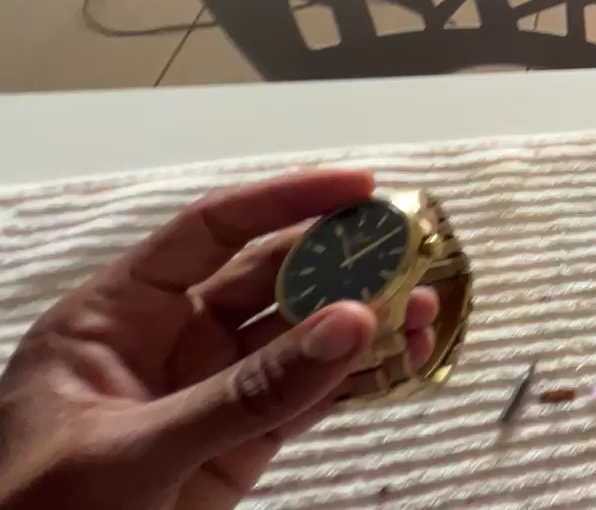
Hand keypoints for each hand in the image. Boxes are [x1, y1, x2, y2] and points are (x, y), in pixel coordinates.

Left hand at [0, 170, 440, 509]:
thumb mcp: (127, 458)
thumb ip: (247, 392)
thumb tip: (357, 320)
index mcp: (120, 318)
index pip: (213, 230)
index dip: (289, 198)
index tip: (362, 187)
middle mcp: (180, 336)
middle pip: (284, 272)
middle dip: (353, 261)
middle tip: (414, 254)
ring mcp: (224, 381)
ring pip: (317, 325)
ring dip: (376, 314)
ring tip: (425, 311)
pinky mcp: (258, 426)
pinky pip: (329, 381)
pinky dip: (374, 367)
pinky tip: (411, 355)